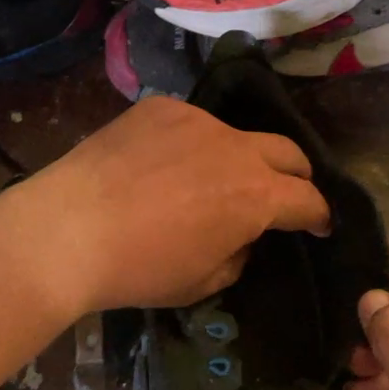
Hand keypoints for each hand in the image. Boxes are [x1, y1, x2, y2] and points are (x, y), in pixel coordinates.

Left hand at [0, 95, 330, 313]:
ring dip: (234, 158)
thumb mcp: (202, 282)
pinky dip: (188, 144)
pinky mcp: (160, 107)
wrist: (68, 228)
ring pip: (233, 134)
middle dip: (295, 175)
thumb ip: (238, 254)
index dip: (320, 215)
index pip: (309, 198)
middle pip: (287, 150)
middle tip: (283, 195)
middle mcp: (235, 146)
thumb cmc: (140, 268)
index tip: (318, 225)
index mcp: (256, 194)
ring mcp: (196, 119)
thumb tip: (242, 236)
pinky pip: (189, 124)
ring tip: (203, 181)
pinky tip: (159, 166)